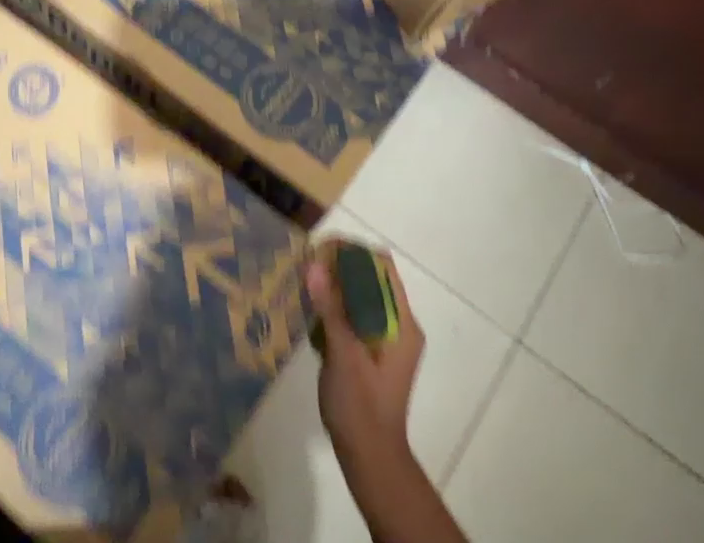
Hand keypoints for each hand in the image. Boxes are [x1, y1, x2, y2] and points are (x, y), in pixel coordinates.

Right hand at [307, 239, 425, 460]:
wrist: (369, 455)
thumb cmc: (360, 406)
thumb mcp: (343, 355)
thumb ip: (331, 310)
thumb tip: (315, 264)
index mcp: (402, 324)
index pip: (383, 268)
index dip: (354, 252)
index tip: (322, 247)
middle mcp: (398, 326)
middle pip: (371, 281)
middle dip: (339, 268)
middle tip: (304, 263)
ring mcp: (385, 340)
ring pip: (360, 299)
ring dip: (334, 287)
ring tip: (301, 281)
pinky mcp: (370, 353)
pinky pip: (353, 318)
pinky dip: (334, 308)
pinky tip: (308, 311)